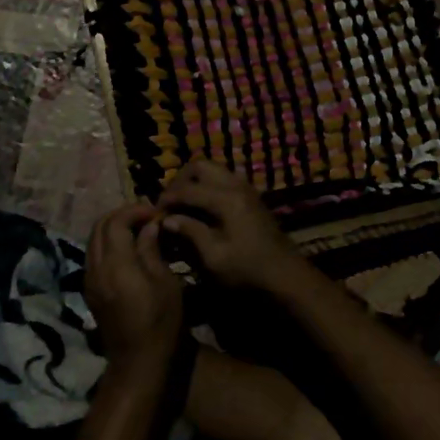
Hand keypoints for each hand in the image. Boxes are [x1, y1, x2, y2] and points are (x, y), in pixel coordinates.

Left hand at [83, 203, 183, 359]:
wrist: (138, 359)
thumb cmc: (161, 320)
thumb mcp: (165, 281)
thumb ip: (152, 249)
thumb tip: (150, 226)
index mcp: (116, 264)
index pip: (116, 222)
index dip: (135, 210)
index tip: (156, 212)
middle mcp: (96, 268)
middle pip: (100, 226)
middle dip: (122, 215)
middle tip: (147, 217)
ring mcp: (89, 280)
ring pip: (93, 240)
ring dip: (114, 228)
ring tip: (139, 231)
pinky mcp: (90, 290)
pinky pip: (94, 255)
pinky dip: (109, 244)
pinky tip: (129, 251)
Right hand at [158, 158, 304, 289]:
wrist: (285, 273)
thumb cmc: (247, 269)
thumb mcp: (213, 257)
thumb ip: (190, 232)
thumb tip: (167, 219)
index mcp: (226, 199)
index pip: (187, 188)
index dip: (166, 199)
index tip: (154, 213)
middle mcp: (236, 186)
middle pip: (200, 166)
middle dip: (180, 181)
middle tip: (170, 203)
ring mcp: (246, 188)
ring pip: (213, 169)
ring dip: (194, 181)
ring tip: (183, 205)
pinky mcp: (251, 196)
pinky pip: (224, 179)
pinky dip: (208, 186)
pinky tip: (201, 209)